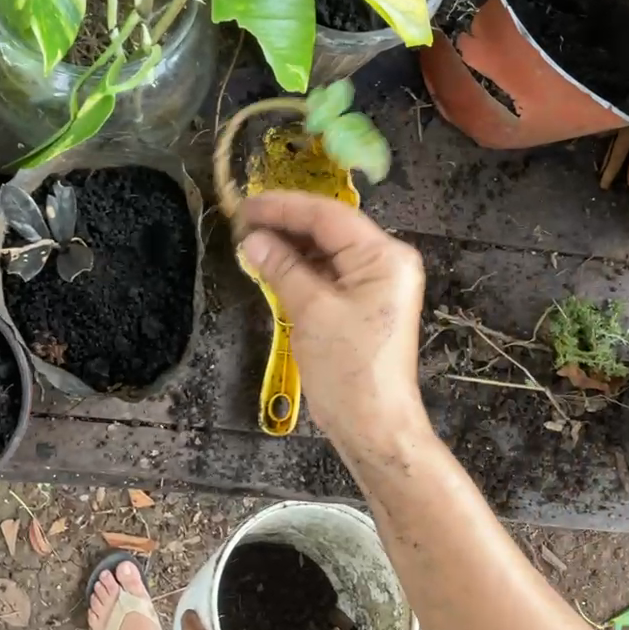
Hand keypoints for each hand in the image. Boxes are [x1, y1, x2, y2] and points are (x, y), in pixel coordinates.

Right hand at [237, 192, 428, 458]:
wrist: (372, 424)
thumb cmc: (347, 369)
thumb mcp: (311, 312)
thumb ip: (282, 269)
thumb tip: (252, 240)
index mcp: (384, 257)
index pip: (328, 216)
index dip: (283, 207)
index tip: (245, 205)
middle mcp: (387, 263)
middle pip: (330, 230)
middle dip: (286, 225)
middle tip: (242, 223)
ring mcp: (377, 285)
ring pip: (328, 253)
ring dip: (291, 248)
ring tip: (251, 243)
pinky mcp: (364, 305)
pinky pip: (330, 276)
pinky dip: (302, 271)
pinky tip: (273, 267)